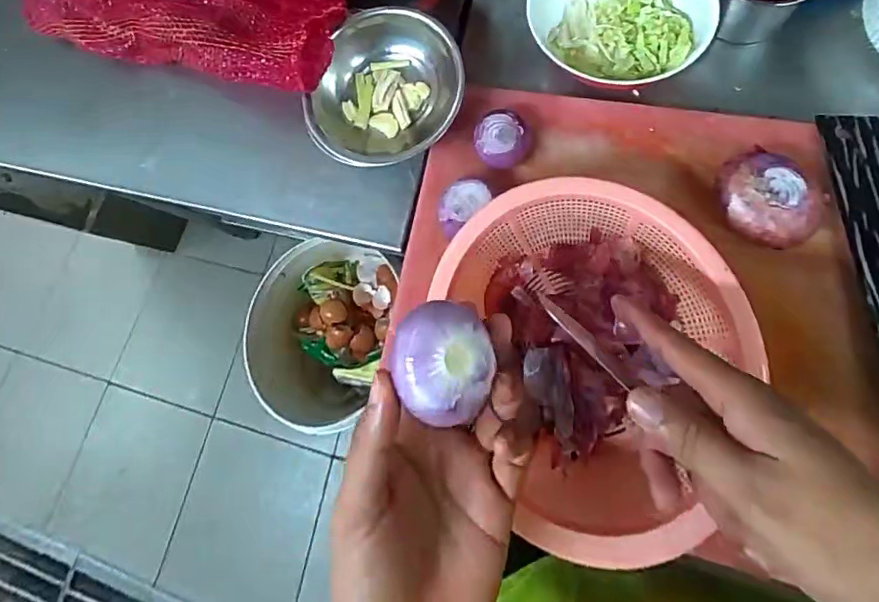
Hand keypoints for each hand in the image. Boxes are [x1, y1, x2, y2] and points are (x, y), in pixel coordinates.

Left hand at [332, 313, 531, 601]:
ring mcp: (474, 463)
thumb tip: (382, 375)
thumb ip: (372, 443)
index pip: (423, 374)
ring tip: (506, 385)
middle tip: (499, 327)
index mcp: (405, 432)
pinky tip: (508, 441)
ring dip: (506, 388)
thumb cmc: (368, 568)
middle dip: (484, 353)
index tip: (456, 311)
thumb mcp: (358, 506)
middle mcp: (442, 437)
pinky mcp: (502, 492)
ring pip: (498, 408)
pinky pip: (518, 452)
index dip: (438, 341)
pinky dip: (519, 438)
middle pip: (469, 382)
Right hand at [616, 297, 878, 601]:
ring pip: (701, 443)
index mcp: (744, 400)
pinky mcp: (774, 469)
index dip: (648, 327)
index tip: (618, 300)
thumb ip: (687, 439)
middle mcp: (750, 410)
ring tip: (719, 523)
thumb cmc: (822, 527)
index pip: (683, 352)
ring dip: (695, 481)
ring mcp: (763, 440)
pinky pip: (727, 469)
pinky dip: (722, 497)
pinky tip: (745, 530)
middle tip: (663, 494)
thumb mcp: (744, 488)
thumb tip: (636, 393)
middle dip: (665, 447)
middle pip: (683, 407)